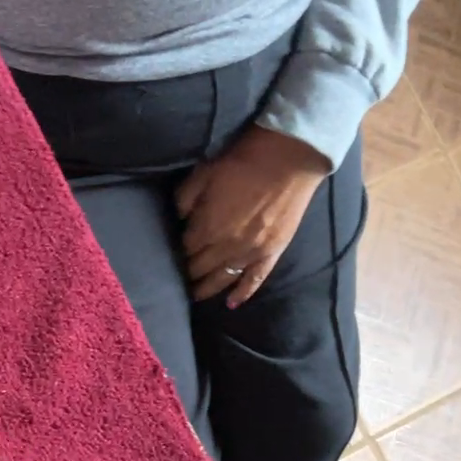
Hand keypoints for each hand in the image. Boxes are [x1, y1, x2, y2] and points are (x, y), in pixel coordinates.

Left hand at [177, 126, 329, 307]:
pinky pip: (253, 281)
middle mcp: (225, 246)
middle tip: (179, 276)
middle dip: (187, 272)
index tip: (170, 255)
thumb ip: (185, 199)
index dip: (176, 252)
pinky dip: (242, 294)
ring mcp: (249, 253)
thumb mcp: (204, 172)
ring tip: (194, 295)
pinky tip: (230, 305)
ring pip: (221, 280)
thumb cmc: (244, 161)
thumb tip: (177, 219)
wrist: (290, 156)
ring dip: (205, 289)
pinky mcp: (271, 254)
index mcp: (206, 227)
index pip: (185, 249)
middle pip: (199, 268)